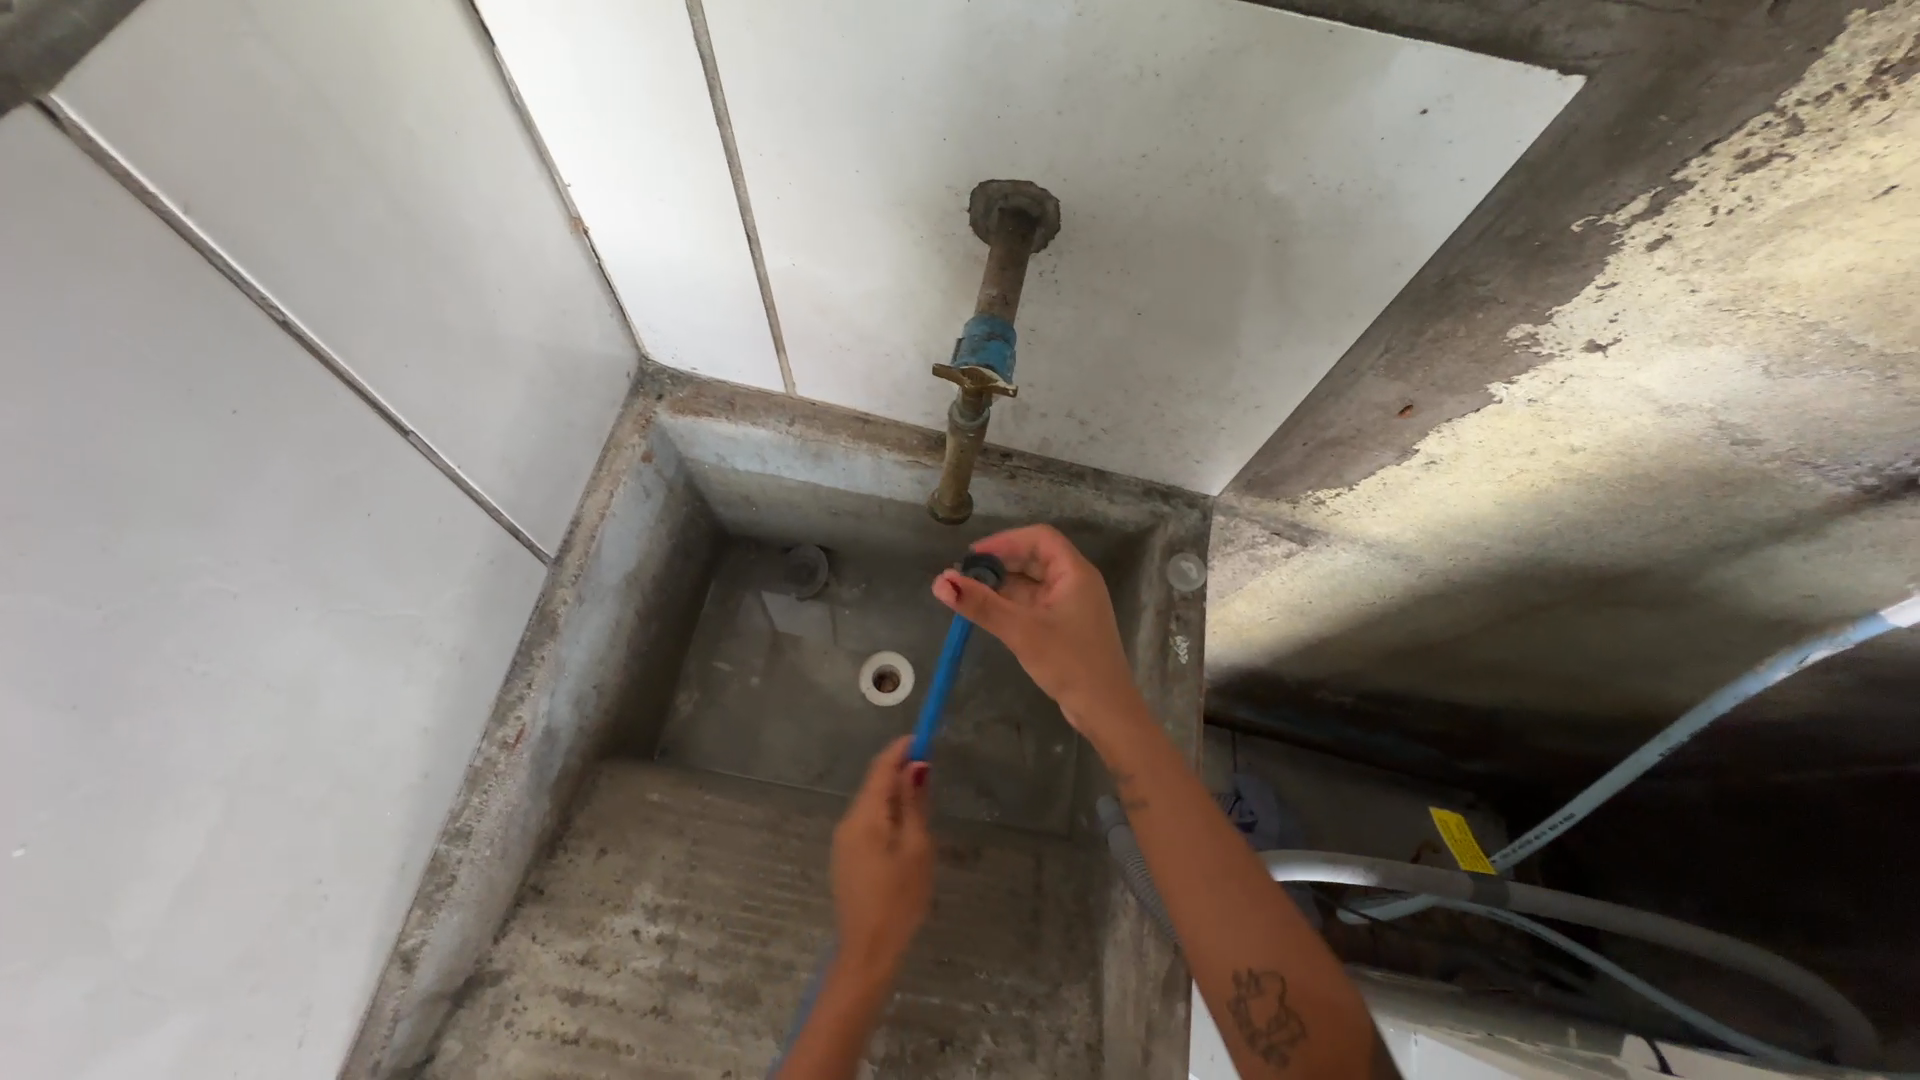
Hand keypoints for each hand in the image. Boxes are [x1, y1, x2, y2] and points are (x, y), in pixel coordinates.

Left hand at [831, 737, 933, 976]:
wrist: (868, 951)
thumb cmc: (899, 900)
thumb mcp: (917, 849)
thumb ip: (915, 804)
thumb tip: (916, 765)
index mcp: (864, 817)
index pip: (881, 768)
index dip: (901, 749)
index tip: (925, 737)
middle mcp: (848, 822)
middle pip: (874, 784)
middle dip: (900, 772)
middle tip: (932, 771)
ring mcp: (843, 841)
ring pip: (872, 805)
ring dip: (895, 795)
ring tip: (925, 804)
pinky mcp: (846, 858)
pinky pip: (868, 824)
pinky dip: (888, 815)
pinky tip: (907, 830)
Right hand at [932, 525, 1135, 731]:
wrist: (1105, 709)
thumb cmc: (1069, 663)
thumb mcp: (1021, 631)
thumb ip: (981, 605)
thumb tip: (940, 582)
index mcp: (1075, 572)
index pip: (1039, 538)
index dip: (1005, 541)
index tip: (973, 556)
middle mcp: (1075, 582)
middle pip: (1034, 558)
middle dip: (999, 564)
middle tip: (965, 577)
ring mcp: (1071, 605)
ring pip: (1032, 582)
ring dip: (1003, 585)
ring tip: (970, 595)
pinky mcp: (1065, 626)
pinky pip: (1034, 603)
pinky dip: (1012, 604)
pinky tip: (989, 614)